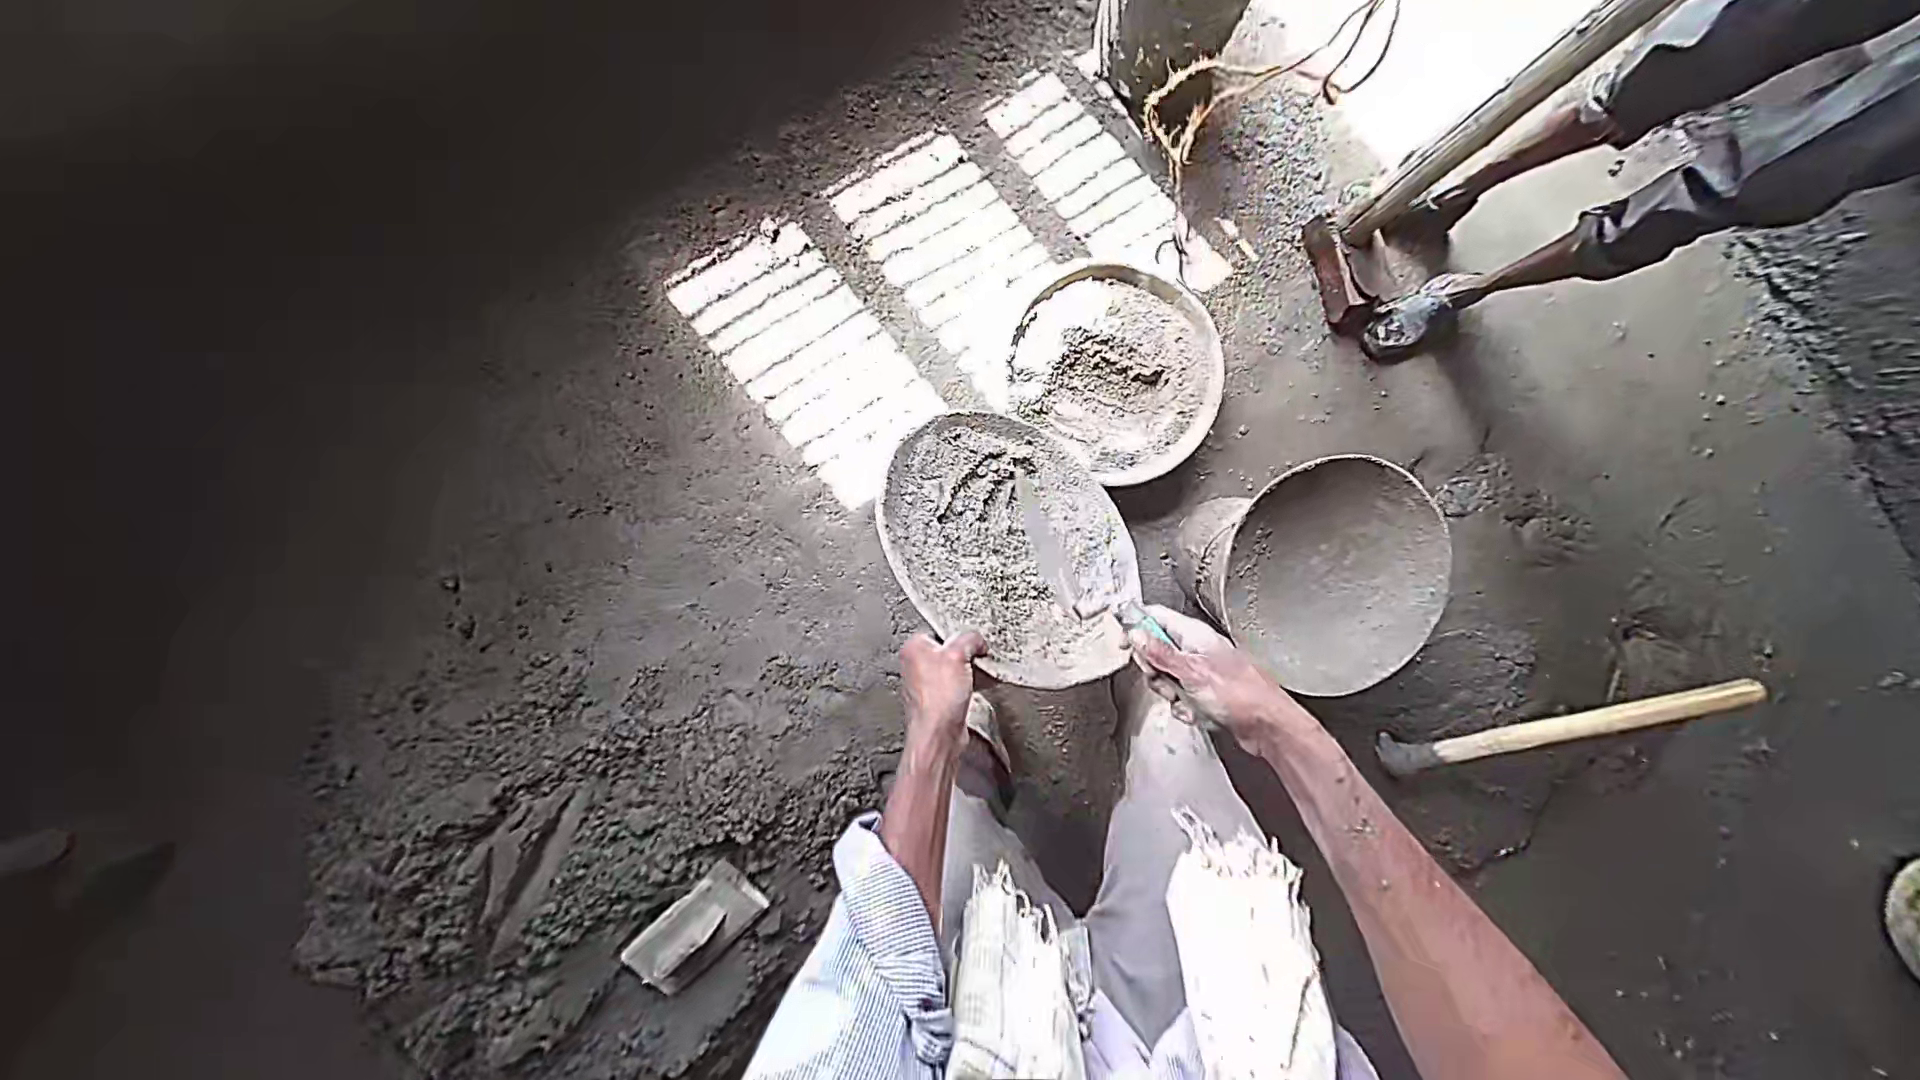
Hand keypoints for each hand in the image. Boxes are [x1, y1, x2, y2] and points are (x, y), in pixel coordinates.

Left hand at [899, 631, 987, 754]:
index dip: (959, 636)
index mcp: (913, 647)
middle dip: (965, 655)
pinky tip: (975, 689)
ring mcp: (925, 683)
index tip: (972, 643)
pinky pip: (956, 685)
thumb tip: (976, 639)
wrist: (938, 735)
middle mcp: (915, 664)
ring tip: (976, 676)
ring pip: (954, 668)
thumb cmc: (938, 699)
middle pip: (948, 649)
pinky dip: (968, 685)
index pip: (940, 630)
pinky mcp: (937, 699)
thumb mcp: (958, 654)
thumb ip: (969, 638)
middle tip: (976, 659)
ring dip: (968, 671)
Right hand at [1126, 604, 1301, 749]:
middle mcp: (1196, 648)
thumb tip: (1135, 634)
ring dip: (1169, 691)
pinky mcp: (1204, 691)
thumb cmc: (1241, 695)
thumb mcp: (1191, 672)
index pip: (1154, 616)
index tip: (1125, 643)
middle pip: (1155, 649)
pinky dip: (1184, 706)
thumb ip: (1159, 652)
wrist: (1268, 726)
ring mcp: (1200, 670)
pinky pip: (1179, 695)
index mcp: (1193, 634)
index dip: (1135, 626)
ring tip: (1185, 698)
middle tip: (1162, 678)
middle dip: (1153, 669)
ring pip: (1165, 676)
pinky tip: (1197, 711)